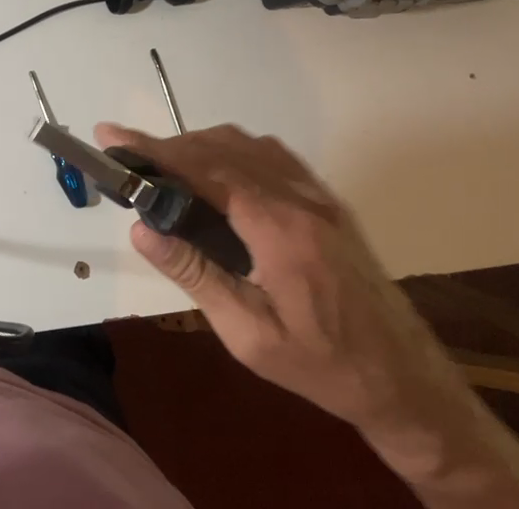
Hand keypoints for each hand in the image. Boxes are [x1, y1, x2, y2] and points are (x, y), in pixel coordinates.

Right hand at [100, 124, 518, 506]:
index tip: (110, 134)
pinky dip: (234, 152)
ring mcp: (321, 199)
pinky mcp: (330, 207)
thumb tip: (140, 229)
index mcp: (280, 229)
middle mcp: (302, 201)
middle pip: (222, 149)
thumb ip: (195, 274)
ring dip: (200, 146)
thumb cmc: (323, 365)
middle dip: (168, 146)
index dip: (152, 148)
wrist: (407, 384)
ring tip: (163, 168)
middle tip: (126, 159)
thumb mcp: (249, 333)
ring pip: (249, 146)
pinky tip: (216, 173)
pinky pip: (275, 158)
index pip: (204, 170)